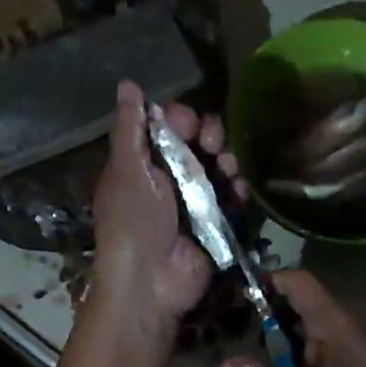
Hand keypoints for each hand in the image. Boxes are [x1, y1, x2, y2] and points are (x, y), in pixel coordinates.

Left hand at [89, 81, 243, 335]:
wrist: (151, 283)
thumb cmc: (133, 223)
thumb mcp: (126, 169)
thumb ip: (129, 127)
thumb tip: (128, 83)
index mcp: (142, 164)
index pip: (167, 126)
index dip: (181, 118)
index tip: (187, 124)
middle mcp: (169, 181)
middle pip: (197, 144)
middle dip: (209, 136)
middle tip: (211, 144)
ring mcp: (194, 204)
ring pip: (218, 168)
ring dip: (226, 161)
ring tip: (227, 168)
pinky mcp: (215, 226)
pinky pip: (233, 199)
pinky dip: (238, 191)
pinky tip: (239, 191)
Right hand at [214, 269, 365, 366]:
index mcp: (327, 320)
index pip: (295, 279)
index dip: (265, 283)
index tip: (238, 302)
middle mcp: (338, 319)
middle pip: (298, 297)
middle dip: (268, 311)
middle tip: (243, 335)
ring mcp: (346, 336)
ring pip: (307, 318)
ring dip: (282, 332)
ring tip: (261, 358)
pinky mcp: (350, 353)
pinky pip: (317, 336)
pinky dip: (297, 346)